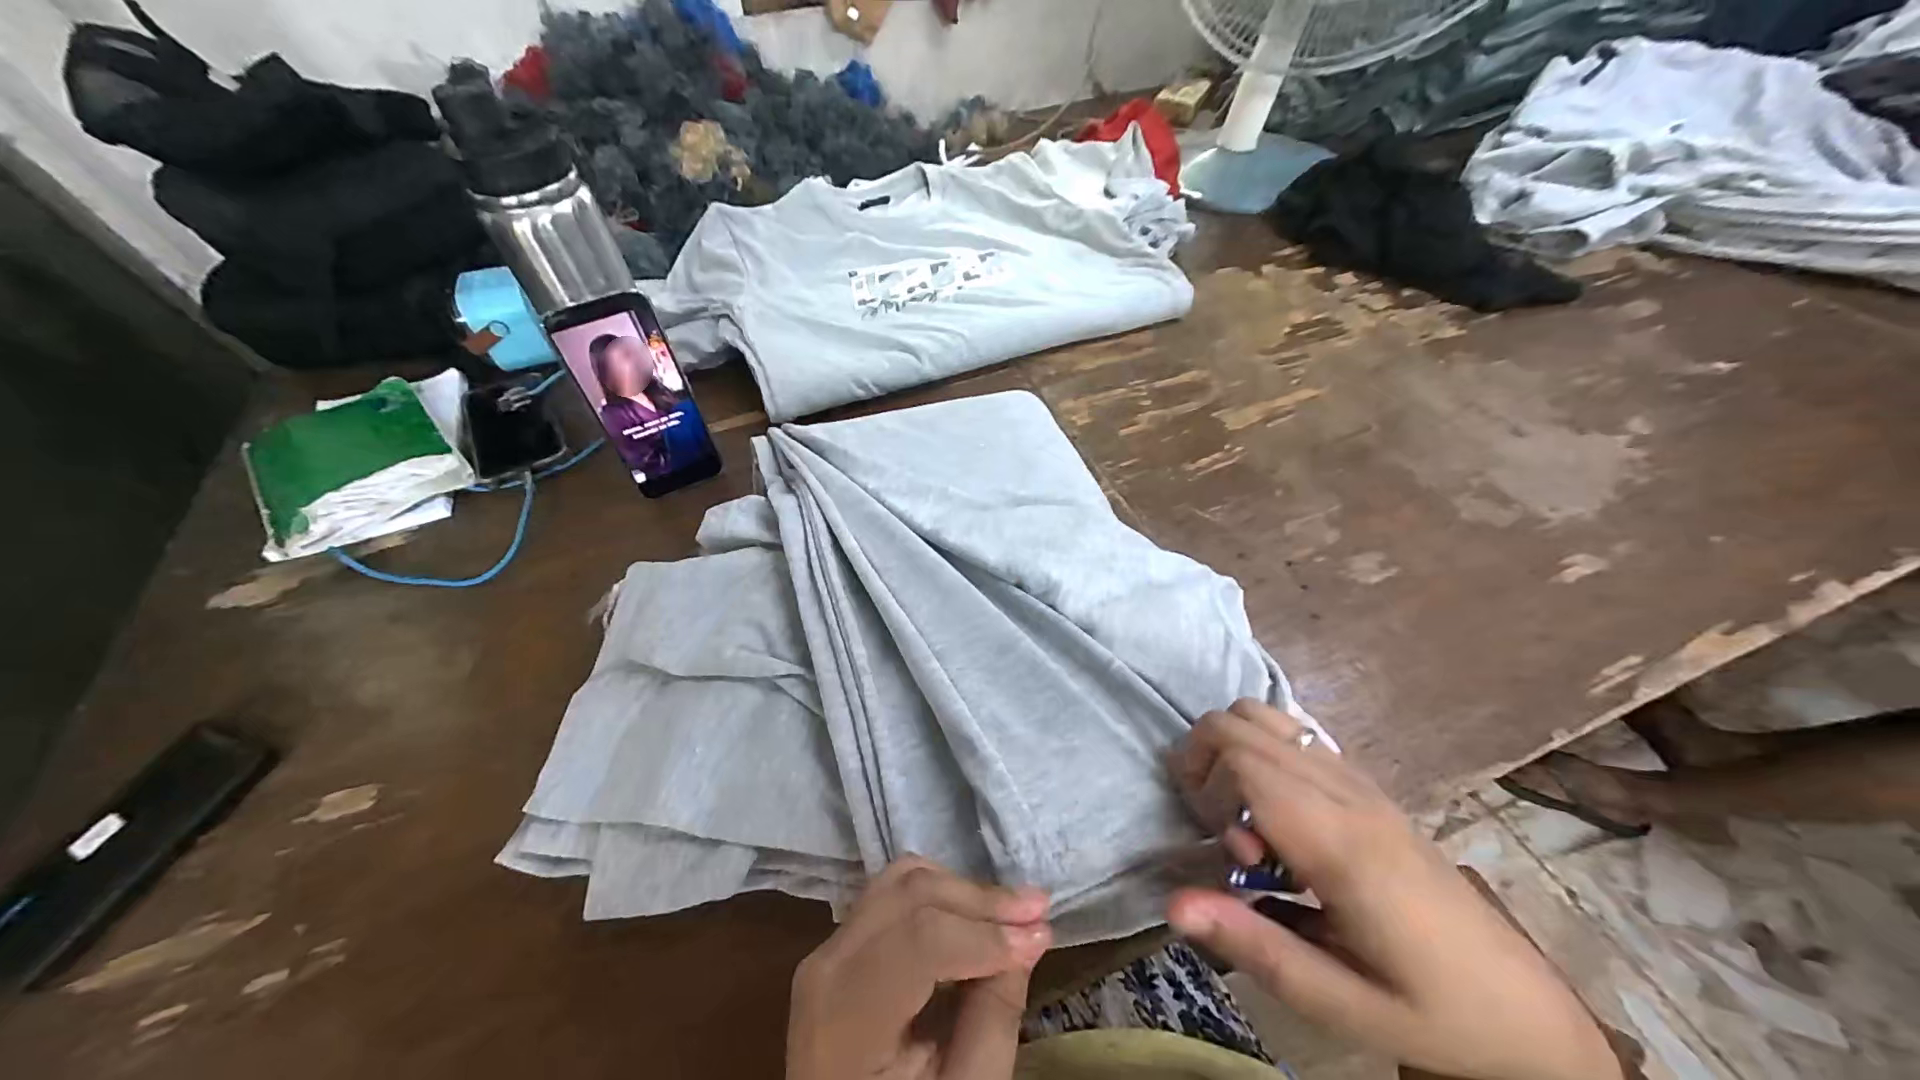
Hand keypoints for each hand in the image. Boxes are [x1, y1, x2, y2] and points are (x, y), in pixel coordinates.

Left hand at [787, 856, 1051, 1079]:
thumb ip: (993, 1021)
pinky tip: (973, 918)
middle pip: (911, 894)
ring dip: (962, 891)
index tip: (1041, 938)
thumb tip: (1030, 938)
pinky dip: (940, 895)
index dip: (985, 933)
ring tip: (1011, 914)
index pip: (920, 940)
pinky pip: (892, 893)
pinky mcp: (840, 941)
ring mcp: (828, 946)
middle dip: (981, 899)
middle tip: (1039, 911)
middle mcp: (828, 963)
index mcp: (846, 1017)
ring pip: (902, 880)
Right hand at [1167, 700, 1622, 1079]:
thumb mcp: (1338, 1003)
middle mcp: (1348, 794)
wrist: (1527, 1012)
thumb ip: (1252, 945)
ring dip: (1231, 750)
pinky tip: (1276, 816)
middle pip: (1244, 722)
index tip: (1225, 854)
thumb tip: (1172, 902)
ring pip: (1268, 717)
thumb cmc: (1429, 1011)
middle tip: (1216, 829)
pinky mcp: (1371, 788)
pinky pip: (1296, 736)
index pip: (1243, 759)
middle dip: (1203, 760)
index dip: (1206, 788)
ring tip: (1239, 816)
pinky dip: (1261, 752)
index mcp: (1339, 842)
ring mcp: (1362, 784)